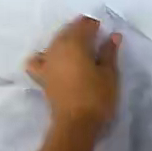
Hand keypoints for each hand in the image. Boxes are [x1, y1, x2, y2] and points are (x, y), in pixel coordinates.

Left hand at [27, 16, 121, 131]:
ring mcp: (46, 62)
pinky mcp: (41, 77)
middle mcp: (56, 47)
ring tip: (79, 50)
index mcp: (74, 43)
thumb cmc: (97, 97)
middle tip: (95, 39)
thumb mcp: (110, 74)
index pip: (84, 25)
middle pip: (68, 31)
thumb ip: (109, 52)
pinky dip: (44, 56)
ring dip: (66, 41)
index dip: (94, 26)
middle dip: (80, 31)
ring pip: (55, 42)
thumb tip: (113, 36)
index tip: (104, 32)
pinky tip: (53, 60)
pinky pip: (38, 60)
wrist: (76, 125)